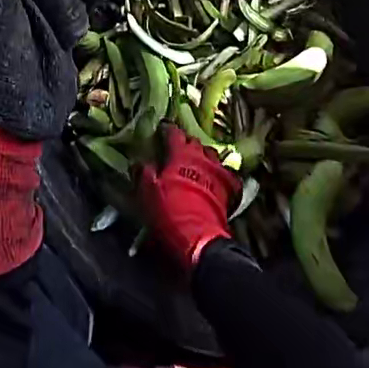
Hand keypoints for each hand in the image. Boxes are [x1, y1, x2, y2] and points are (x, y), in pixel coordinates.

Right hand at [137, 126, 240, 270]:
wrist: (198, 239)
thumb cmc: (169, 212)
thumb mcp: (147, 192)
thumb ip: (143, 173)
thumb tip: (139, 162)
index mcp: (180, 153)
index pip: (173, 132)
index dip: (167, 129)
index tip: (161, 128)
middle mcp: (201, 157)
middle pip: (194, 141)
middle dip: (185, 142)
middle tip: (177, 148)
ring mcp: (218, 171)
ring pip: (211, 154)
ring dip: (203, 155)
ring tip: (196, 160)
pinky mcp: (229, 188)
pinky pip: (227, 173)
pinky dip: (222, 173)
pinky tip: (217, 177)